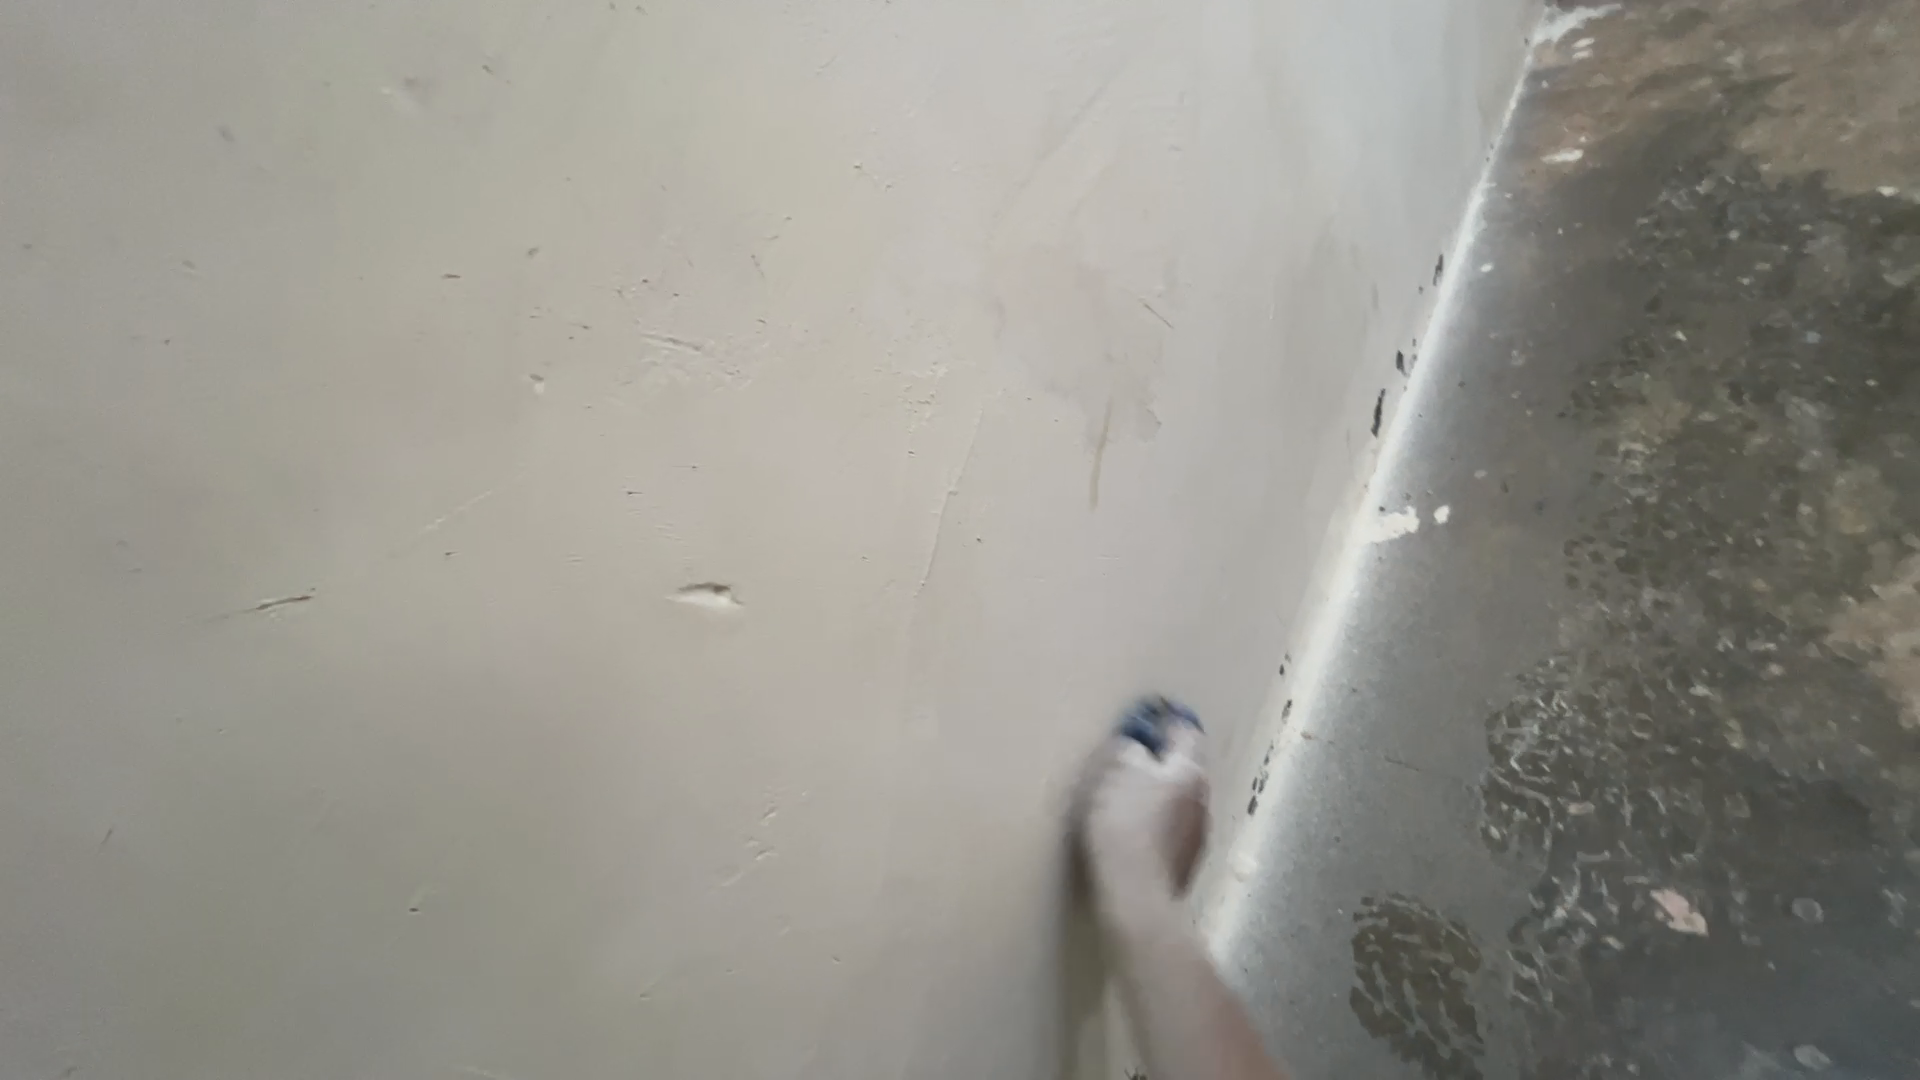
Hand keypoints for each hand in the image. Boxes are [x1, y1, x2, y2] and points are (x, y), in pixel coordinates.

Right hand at [1073, 697, 1210, 922]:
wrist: (1135, 894)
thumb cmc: (1124, 822)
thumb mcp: (1116, 771)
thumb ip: (1128, 749)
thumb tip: (1136, 745)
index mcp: (1189, 771)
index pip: (1186, 731)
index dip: (1167, 720)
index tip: (1150, 715)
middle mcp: (1202, 798)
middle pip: (1183, 767)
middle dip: (1160, 760)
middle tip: (1130, 757)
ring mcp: (1198, 834)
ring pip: (1179, 800)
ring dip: (1158, 794)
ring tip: (1127, 798)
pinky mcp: (1186, 863)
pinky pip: (1171, 829)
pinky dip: (1156, 823)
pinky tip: (1132, 833)